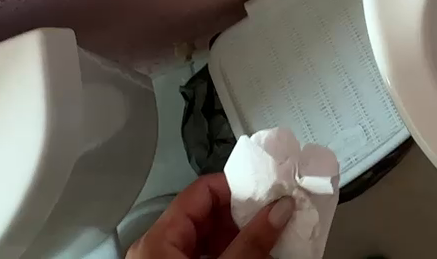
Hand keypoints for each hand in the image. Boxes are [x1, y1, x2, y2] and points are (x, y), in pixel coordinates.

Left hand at [127, 174, 294, 258]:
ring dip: (239, 236)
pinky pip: (202, 256)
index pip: (202, 189)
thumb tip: (281, 207)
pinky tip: (251, 256)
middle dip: (243, 215)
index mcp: (157, 238)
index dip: (237, 185)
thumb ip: (251, 240)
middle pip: (206, 213)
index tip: (266, 190)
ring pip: (206, 238)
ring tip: (267, 239)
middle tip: (272, 216)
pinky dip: (228, 253)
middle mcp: (155, 249)